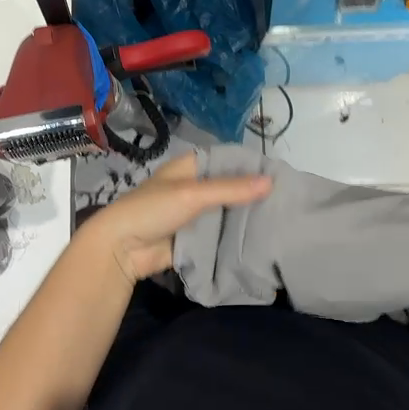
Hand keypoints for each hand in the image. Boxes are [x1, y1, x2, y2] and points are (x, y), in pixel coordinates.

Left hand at [78, 155, 271, 281]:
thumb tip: (271, 181)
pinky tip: (260, 242)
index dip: (250, 166)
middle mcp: (192, 188)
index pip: (225, 161)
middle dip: (252, 195)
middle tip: (287, 203)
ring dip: (245, 218)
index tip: (281, 175)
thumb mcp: (192, 194)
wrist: (121, 248)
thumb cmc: (152, 210)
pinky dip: (234, 238)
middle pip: (228, 188)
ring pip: (225, 214)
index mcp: (188, 168)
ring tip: (281, 222)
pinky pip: (218, 236)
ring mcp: (192, 216)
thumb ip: (231, 189)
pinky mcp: (192, 239)